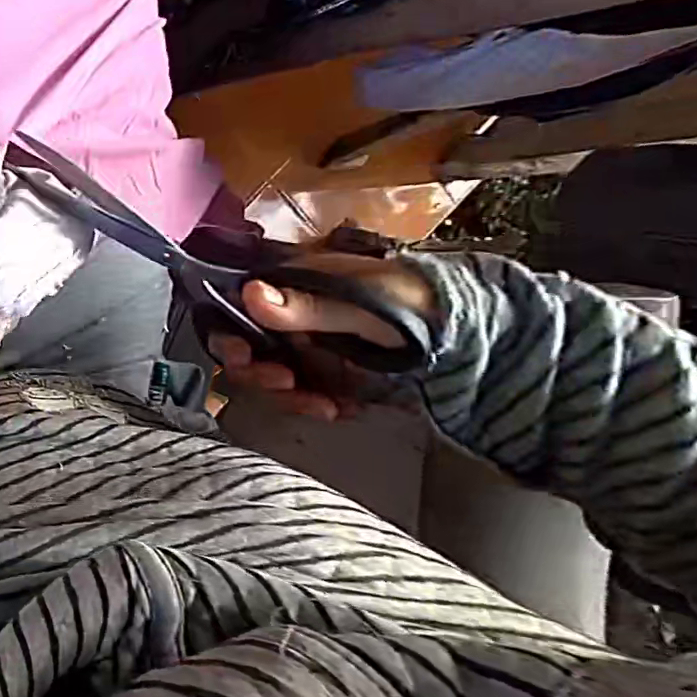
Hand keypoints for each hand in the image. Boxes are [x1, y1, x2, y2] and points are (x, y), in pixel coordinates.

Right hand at [207, 252, 433, 420]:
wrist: (468, 336)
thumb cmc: (415, 304)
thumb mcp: (361, 303)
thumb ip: (306, 305)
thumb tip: (249, 292)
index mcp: (290, 287)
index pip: (235, 311)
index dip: (229, 336)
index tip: (242, 356)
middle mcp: (288, 317)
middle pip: (245, 351)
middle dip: (258, 373)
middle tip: (285, 383)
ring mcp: (304, 347)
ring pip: (269, 378)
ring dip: (287, 397)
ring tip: (323, 404)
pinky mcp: (322, 373)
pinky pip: (299, 395)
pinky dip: (313, 405)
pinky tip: (340, 409)